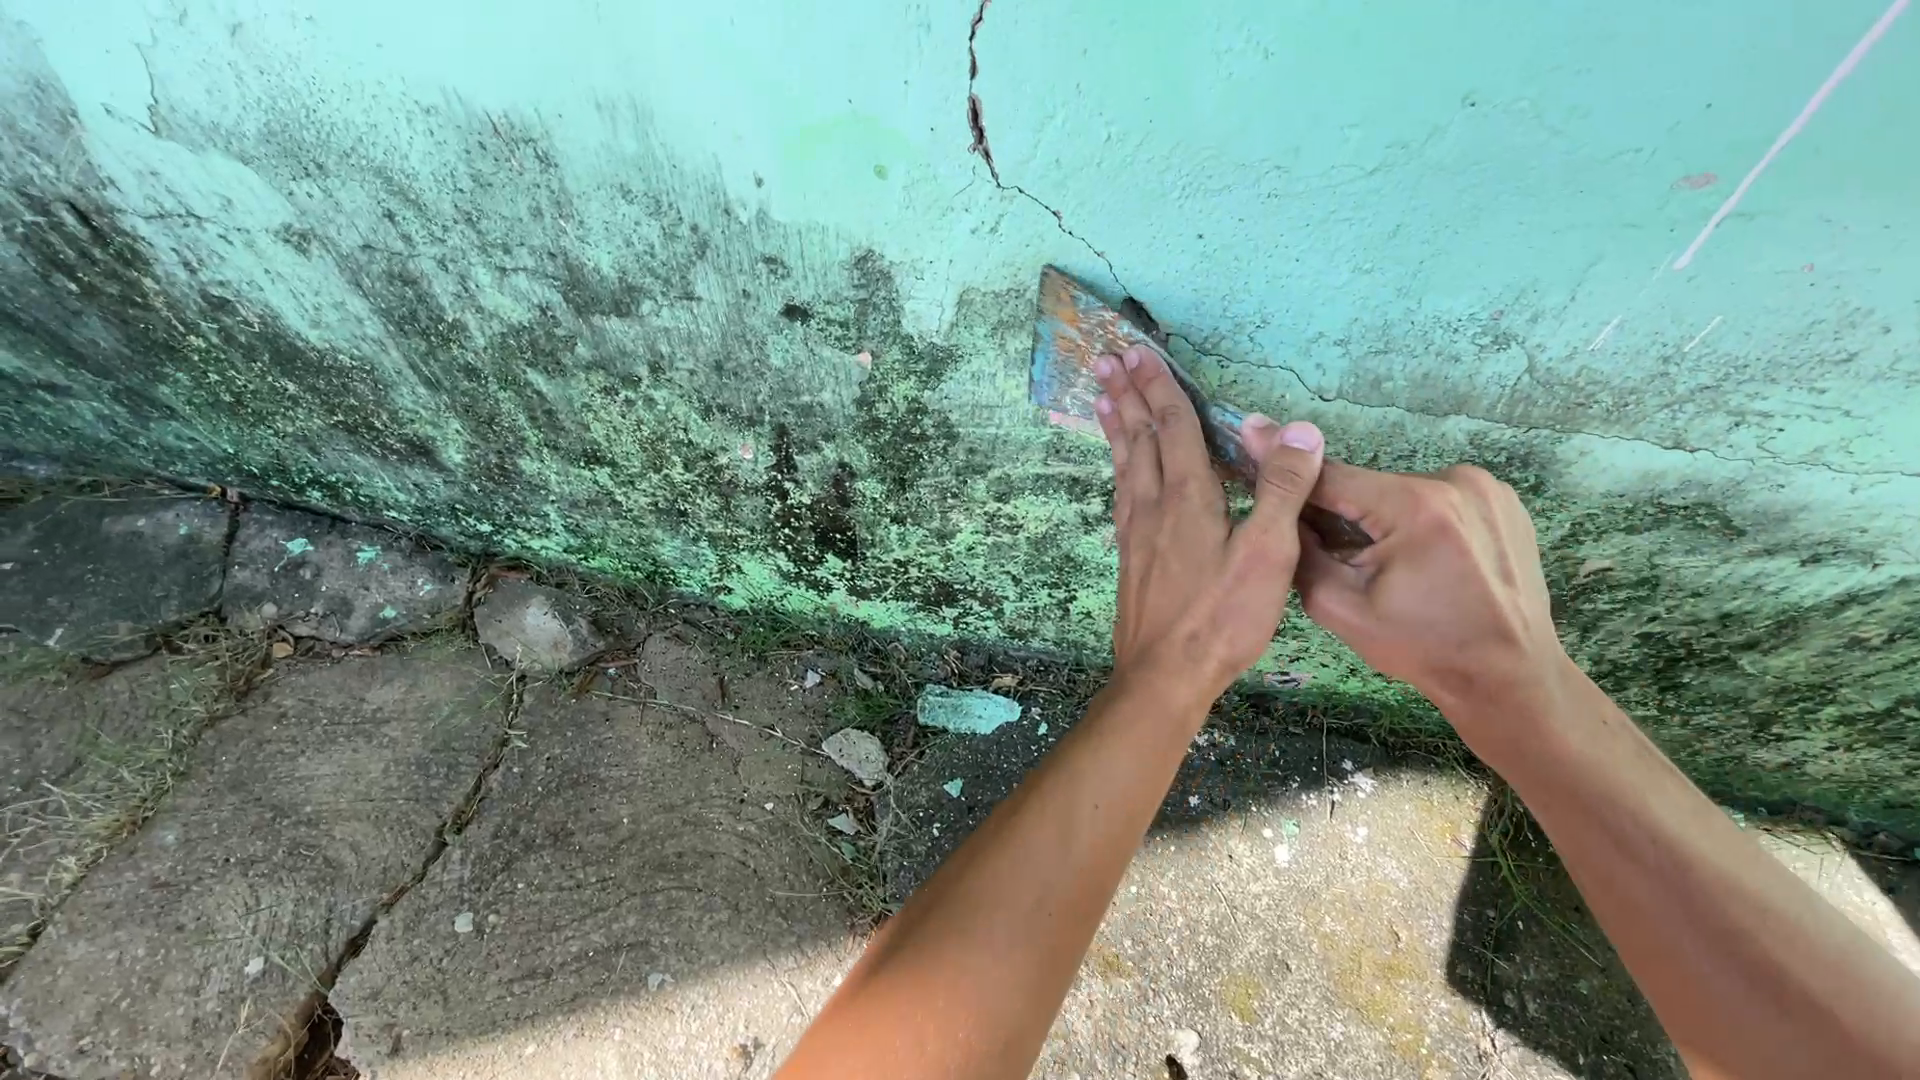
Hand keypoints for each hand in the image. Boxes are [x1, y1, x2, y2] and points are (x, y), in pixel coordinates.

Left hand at [1093, 344, 1326, 703]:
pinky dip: (1118, 468)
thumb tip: (1298, 428)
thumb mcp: (1267, 554)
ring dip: (1116, 426)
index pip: (1173, 427)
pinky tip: (1118, 472)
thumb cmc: (1221, 618)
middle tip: (1108, 359)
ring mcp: (1135, 532)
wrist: (1163, 674)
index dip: (1160, 387)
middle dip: (1128, 395)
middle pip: (1140, 437)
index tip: (1139, 353)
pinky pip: (1120, 495)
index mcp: (1188, 497)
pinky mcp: (1129, 556)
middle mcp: (1153, 506)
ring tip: (1102, 398)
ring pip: (1124, 464)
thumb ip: (1281, 489)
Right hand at [1293, 462, 1570, 730]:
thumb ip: (1298, 553)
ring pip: (1398, 491)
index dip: (1285, 469)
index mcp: (1413, 506)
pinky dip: (1416, 520)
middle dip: (1343, 514)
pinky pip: (1435, 497)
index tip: (1250, 446)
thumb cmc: (1419, 647)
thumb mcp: (1338, 608)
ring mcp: (1485, 486)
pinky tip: (1423, 559)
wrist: (1507, 674)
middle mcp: (1454, 481)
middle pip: (1365, 485)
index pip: (1327, 474)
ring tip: (1387, 564)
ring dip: (1380, 517)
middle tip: (1337, 555)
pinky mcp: (1502, 498)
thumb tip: (1277, 511)